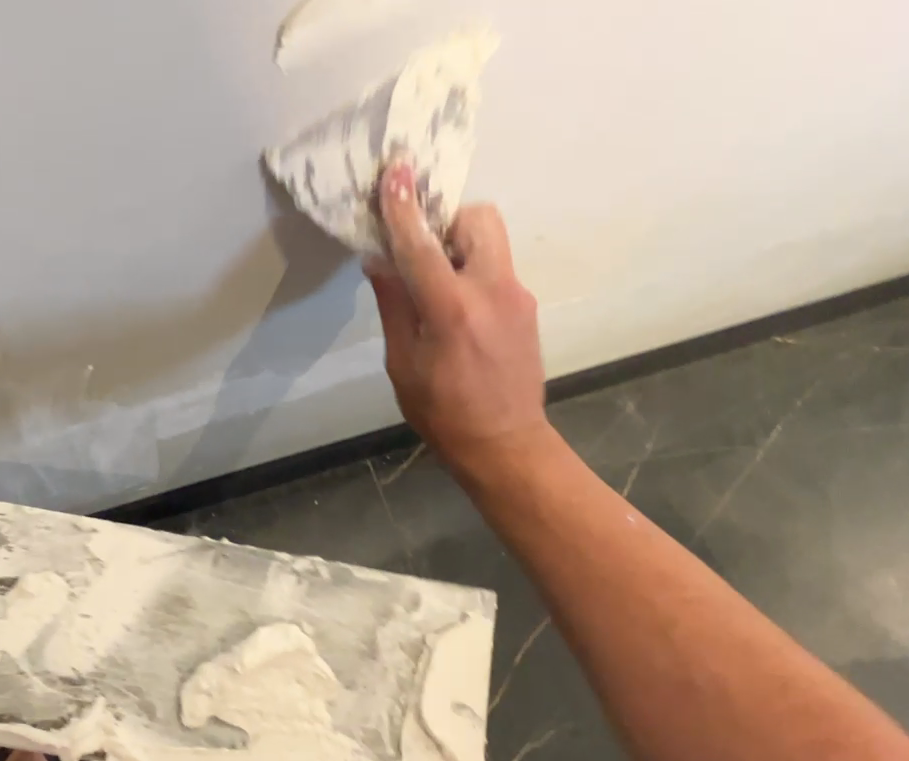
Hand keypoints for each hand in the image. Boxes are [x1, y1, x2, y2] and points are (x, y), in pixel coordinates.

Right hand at [369, 161, 549, 472]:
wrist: (503, 442)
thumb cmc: (441, 411)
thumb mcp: (402, 363)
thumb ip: (394, 305)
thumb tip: (381, 260)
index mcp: (451, 309)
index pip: (422, 244)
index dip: (403, 206)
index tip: (395, 170)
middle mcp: (492, 290)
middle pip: (478, 219)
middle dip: (447, 220)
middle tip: (423, 250)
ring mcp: (517, 295)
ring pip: (491, 241)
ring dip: (460, 247)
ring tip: (437, 286)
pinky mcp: (527, 306)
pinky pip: (496, 270)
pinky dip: (472, 273)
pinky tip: (457, 312)